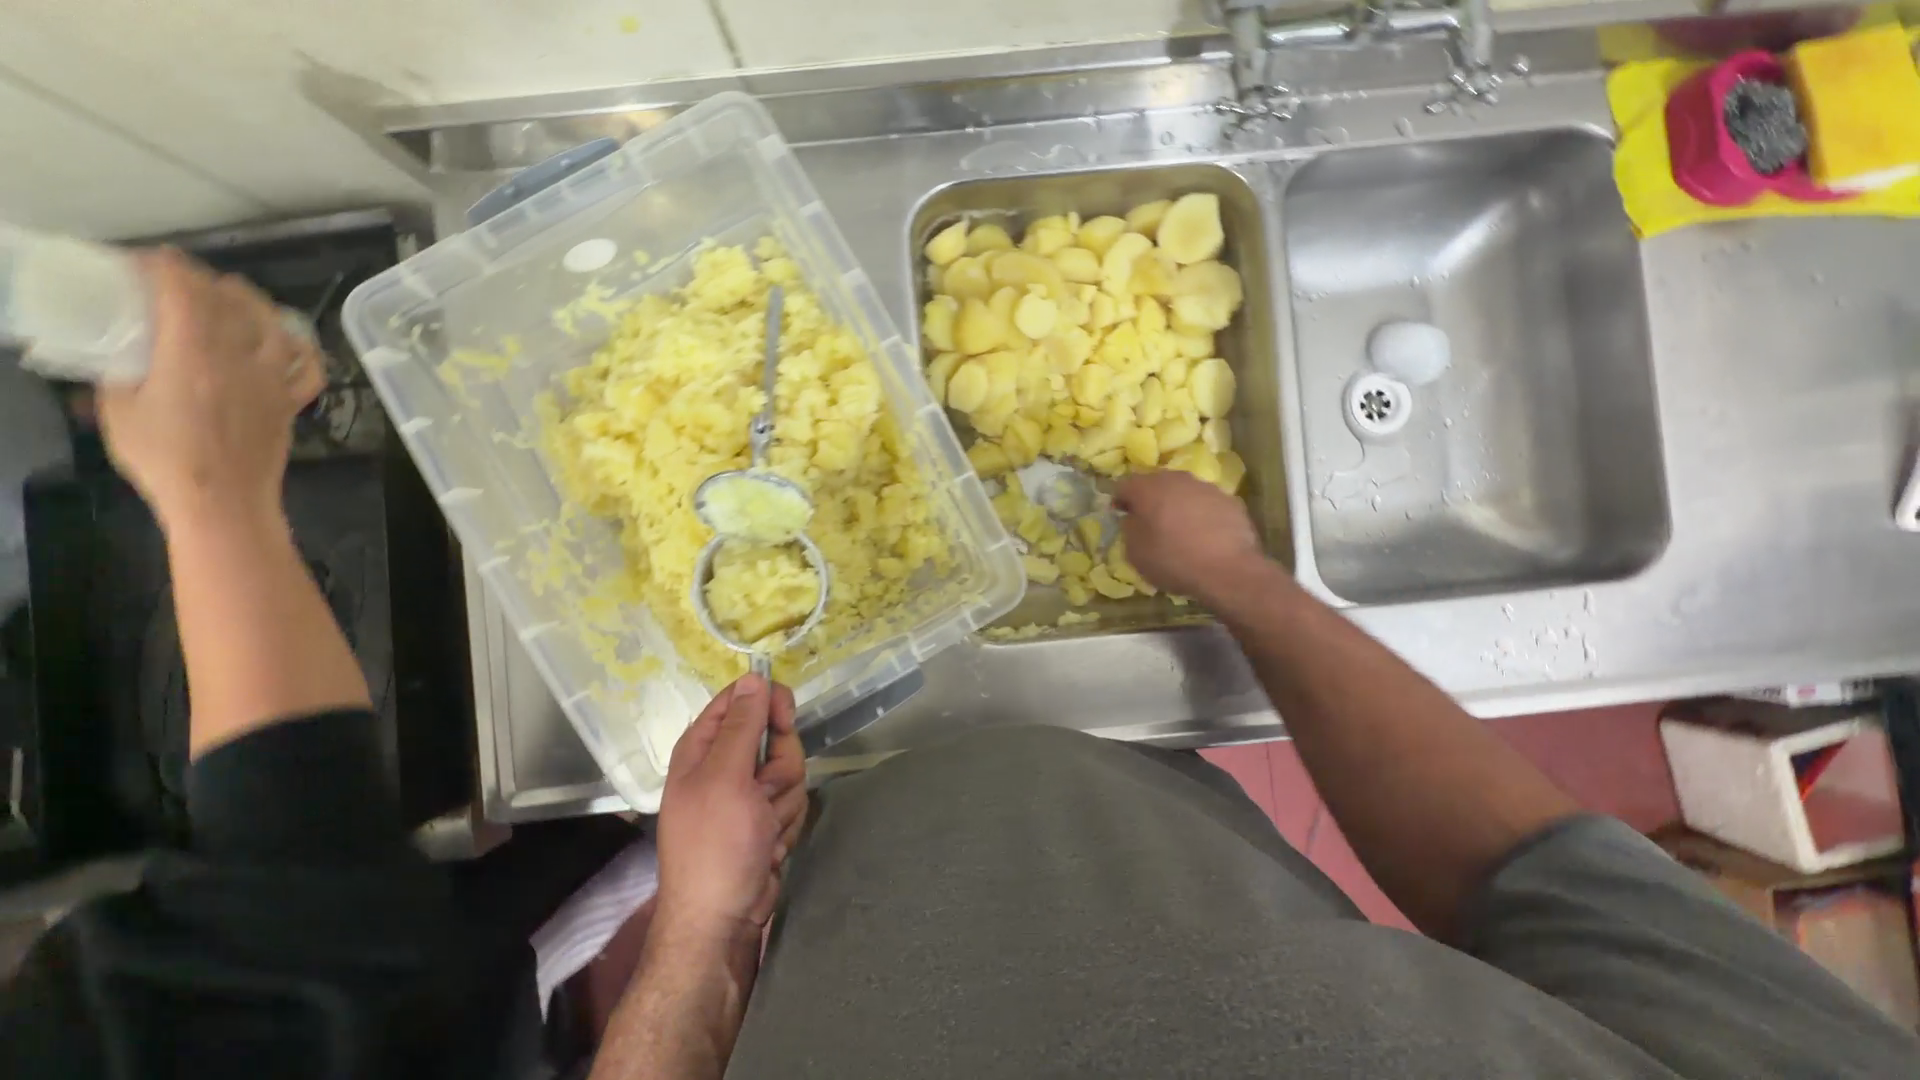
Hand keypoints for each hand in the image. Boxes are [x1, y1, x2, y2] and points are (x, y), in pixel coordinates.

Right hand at [97, 249, 324, 532]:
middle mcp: (241, 360)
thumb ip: (117, 372)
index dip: (168, 267)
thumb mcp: (117, 408)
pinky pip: (309, 368)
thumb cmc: (164, 457)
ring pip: (276, 327)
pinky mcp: (292, 403)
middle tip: (183, 279)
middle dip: (206, 280)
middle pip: (232, 302)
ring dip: (255, 304)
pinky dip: (302, 349)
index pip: (185, 292)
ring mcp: (274, 381)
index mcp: (192, 355)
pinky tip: (290, 341)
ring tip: (235, 297)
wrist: (223, 499)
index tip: (149, 261)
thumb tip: (118, 354)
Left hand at [657, 674, 807, 941]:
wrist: (722, 918)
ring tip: (763, 829)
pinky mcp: (766, 819)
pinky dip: (787, 823)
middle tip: (763, 792)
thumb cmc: (715, 845)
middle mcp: (724, 766)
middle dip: (780, 767)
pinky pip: (793, 801)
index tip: (784, 718)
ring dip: (784, 801)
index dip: (766, 704)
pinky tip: (770, 845)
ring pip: (790, 770)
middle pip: (774, 737)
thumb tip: (754, 676)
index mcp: (703, 748)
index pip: (740, 700)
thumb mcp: (727, 777)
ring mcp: (747, 795)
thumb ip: (743, 725)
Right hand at [1114, 469, 1269, 602]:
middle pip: (1156, 483)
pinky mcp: (1230, 501)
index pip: (1124, 486)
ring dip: (1177, 504)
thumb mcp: (1135, 552)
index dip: (1119, 500)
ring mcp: (1206, 487)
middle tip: (1148, 520)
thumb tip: (1133, 518)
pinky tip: (1203, 534)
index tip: (1120, 515)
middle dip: (1149, 498)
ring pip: (1183, 491)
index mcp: (1148, 488)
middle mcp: (1177, 479)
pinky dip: (1200, 514)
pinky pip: (1206, 503)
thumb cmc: (1172, 560)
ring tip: (1178, 528)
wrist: (1227, 569)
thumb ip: (1129, 528)